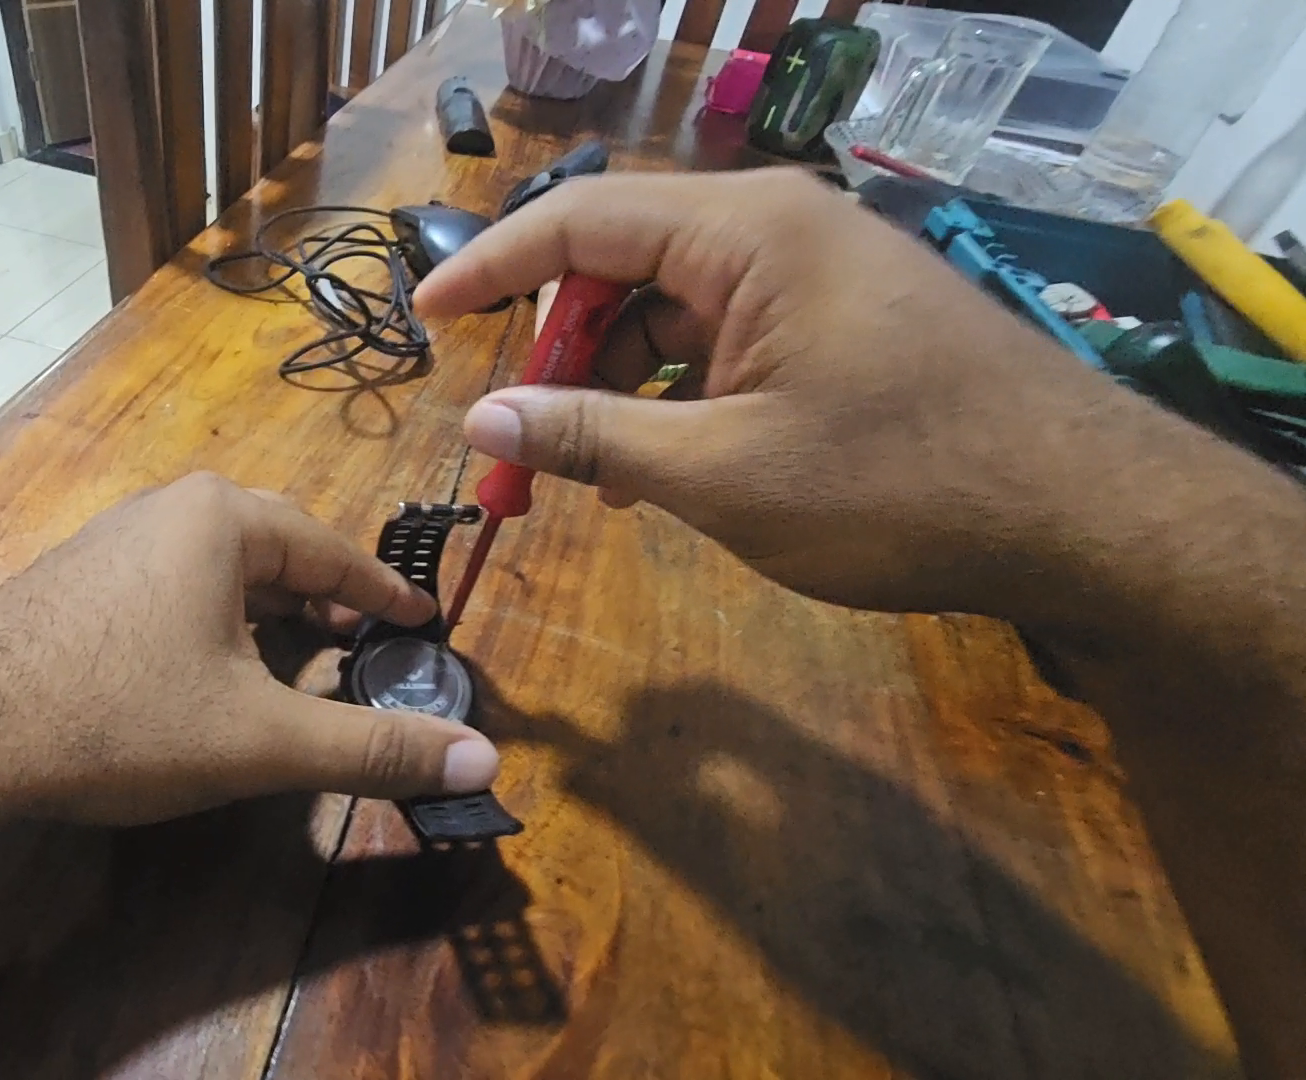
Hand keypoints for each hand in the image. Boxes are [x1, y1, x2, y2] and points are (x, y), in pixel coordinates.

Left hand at [0, 473, 499, 824]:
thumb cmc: (121, 717)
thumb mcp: (260, 738)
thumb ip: (371, 746)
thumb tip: (483, 759)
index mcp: (223, 519)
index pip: (332, 550)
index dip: (384, 591)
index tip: (422, 620)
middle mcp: (171, 508)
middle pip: (280, 551)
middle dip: (327, 598)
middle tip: (361, 642)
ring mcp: (121, 537)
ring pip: (227, 567)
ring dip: (273, 610)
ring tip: (300, 655)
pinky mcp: (86, 574)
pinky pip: (180, 582)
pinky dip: (221, 617)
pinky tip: (217, 663)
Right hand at [413, 169, 1163, 621]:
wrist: (1082, 524)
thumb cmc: (898, 487)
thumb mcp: (720, 471)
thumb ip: (589, 436)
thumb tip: (479, 421)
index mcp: (745, 234)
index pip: (580, 221)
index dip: (491, 265)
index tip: (427, 315)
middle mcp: (767, 235)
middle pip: (614, 272)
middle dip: (551, 356)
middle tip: (509, 436)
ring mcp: (794, 283)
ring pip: (654, 320)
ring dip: (602, 393)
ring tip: (578, 474)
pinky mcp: (812, 330)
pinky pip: (701, 351)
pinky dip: (657, 404)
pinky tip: (646, 470)